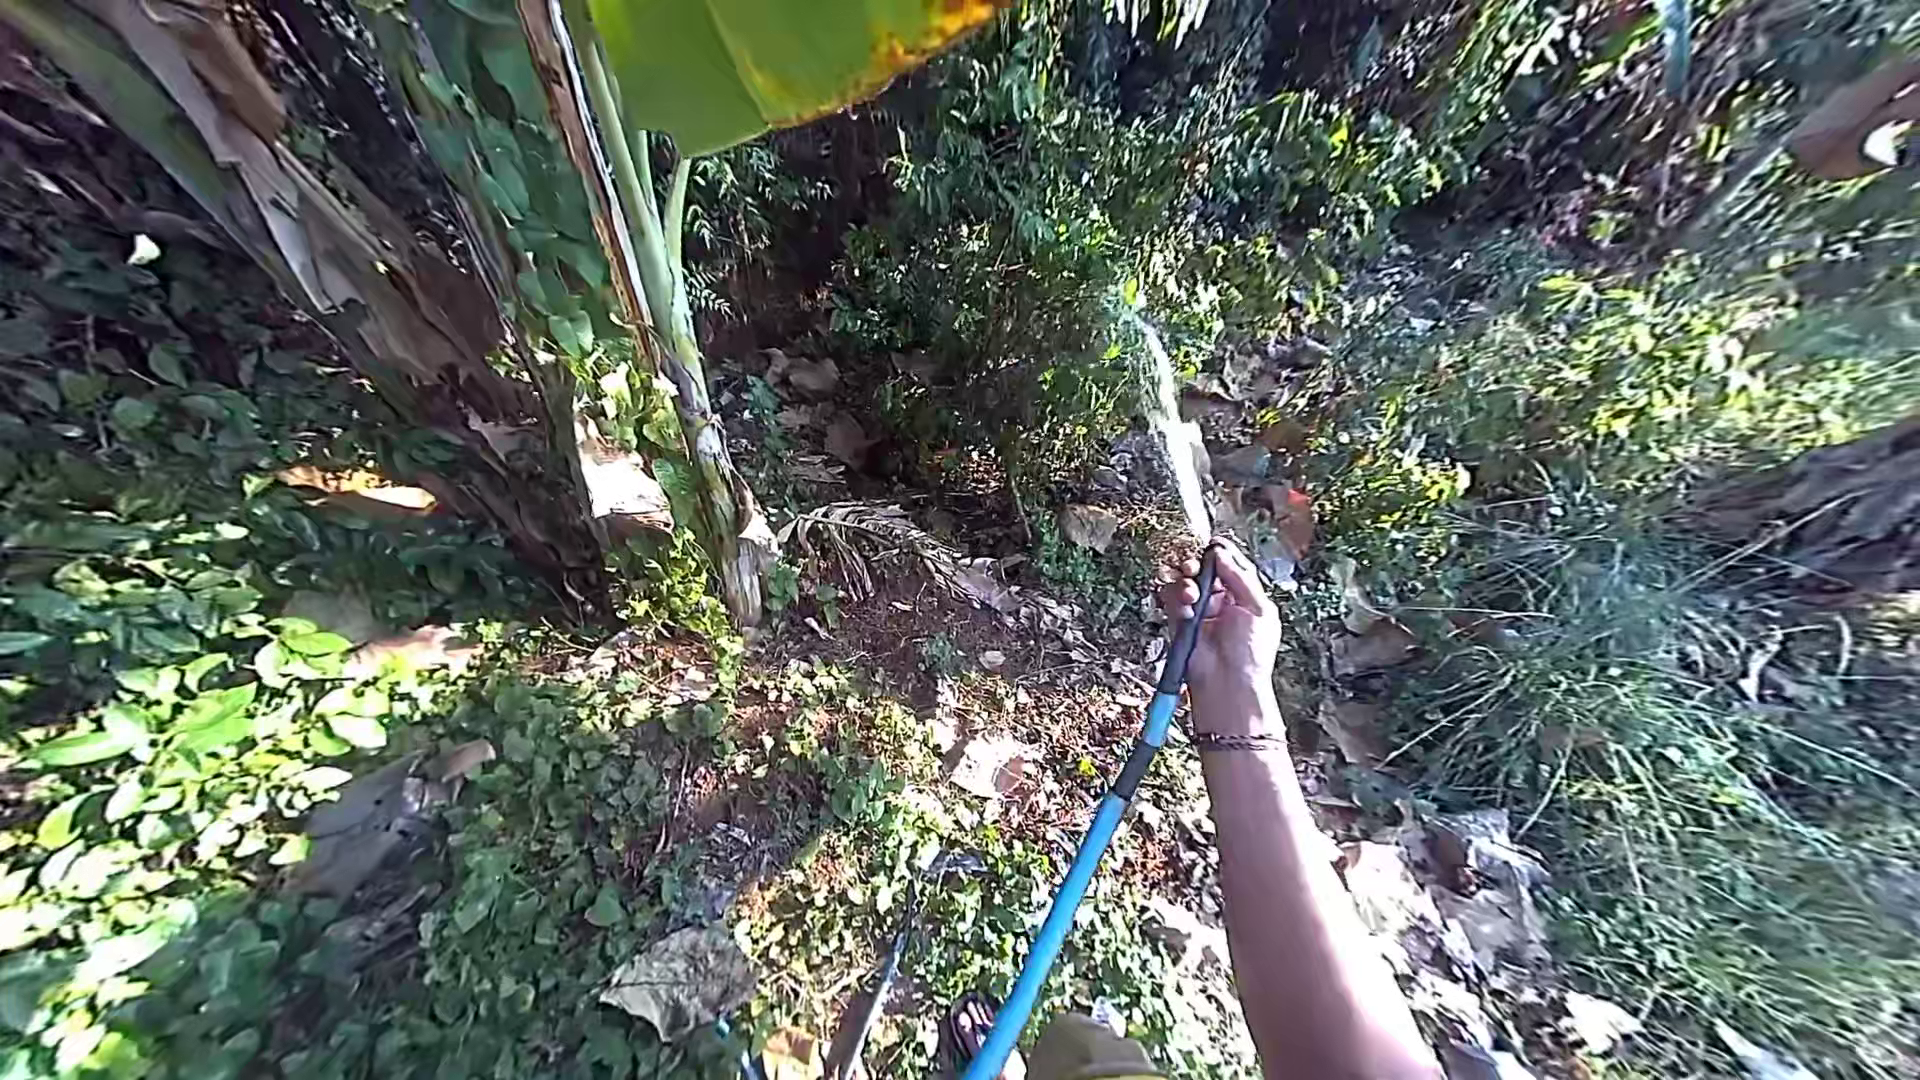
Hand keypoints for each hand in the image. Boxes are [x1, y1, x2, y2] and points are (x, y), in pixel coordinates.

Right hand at [1155, 539, 1279, 734]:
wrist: (1227, 682)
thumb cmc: (1250, 653)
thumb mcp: (1258, 608)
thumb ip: (1239, 577)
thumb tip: (1220, 553)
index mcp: (1245, 594)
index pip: (1230, 564)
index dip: (1220, 552)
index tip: (1211, 544)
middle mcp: (1221, 599)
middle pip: (1203, 569)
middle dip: (1196, 564)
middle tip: (1194, 567)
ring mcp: (1199, 609)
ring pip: (1184, 580)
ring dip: (1185, 582)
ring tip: (1191, 594)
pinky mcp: (1179, 620)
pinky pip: (1170, 598)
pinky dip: (1175, 598)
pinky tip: (1186, 608)